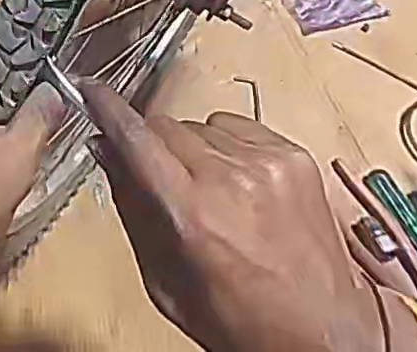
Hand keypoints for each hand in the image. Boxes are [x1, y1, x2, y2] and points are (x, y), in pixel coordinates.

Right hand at [83, 81, 390, 351]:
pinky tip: (242, 184)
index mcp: (192, 214)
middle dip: (154, 145)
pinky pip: (236, 126)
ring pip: (198, 124)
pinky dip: (228, 147)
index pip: (137, 139)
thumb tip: (103, 147)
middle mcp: (228, 177)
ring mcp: (264, 160)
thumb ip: (131, 206)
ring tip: (214, 190)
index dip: (107, 108)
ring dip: (193, 147)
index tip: (89, 89)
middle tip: (166, 178)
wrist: (328, 331)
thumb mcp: (167, 280)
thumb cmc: (240, 319)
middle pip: (164, 125)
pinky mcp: (291, 153)